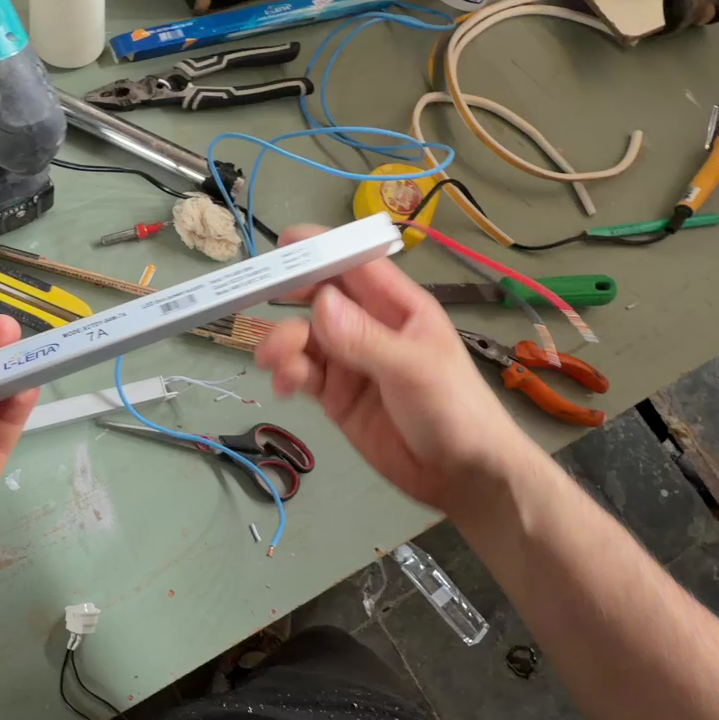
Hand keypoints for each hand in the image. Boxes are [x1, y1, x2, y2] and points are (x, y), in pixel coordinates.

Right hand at [255, 226, 529, 518]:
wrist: (462, 477)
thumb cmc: (455, 411)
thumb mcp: (413, 370)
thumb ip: (365, 339)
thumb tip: (320, 302)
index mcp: (399, 307)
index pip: (357, 266)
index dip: (322, 249)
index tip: (285, 243)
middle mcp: (370, 327)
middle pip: (322, 298)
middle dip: (290, 297)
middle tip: (256, 299)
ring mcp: (350, 362)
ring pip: (305, 338)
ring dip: (283, 343)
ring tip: (273, 362)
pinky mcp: (336, 396)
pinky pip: (302, 374)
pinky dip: (287, 375)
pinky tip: (284, 386)